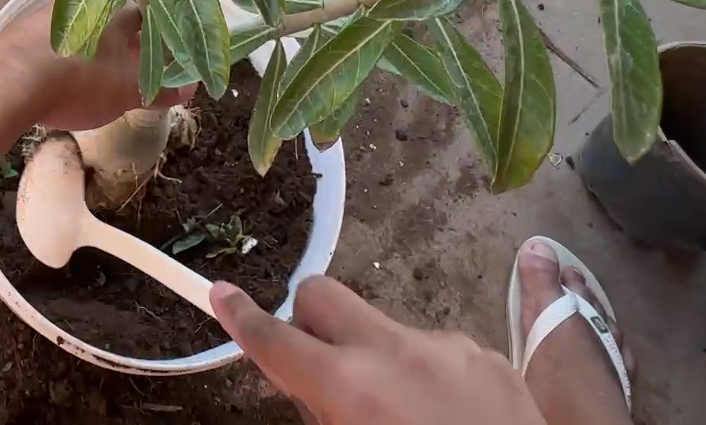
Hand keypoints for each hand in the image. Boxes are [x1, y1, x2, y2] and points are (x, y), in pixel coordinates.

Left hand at [0, 4, 191, 131]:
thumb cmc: (78, 81)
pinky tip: (67, 74)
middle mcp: (84, 3)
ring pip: (85, 26)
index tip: (169, 48)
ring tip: (105, 73)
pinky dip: (69, 54)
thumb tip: (190, 87)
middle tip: (139, 65)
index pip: (146, 13)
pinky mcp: (23, 32)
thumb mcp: (125, 92)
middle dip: (127, 41)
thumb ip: (158, 89)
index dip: (159, 31)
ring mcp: (51, 15)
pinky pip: (58, 38)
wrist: (7, 80)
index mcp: (115, 12)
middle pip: (114, 18)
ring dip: (97, 46)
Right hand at [212, 277, 546, 424]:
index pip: (276, 340)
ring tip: (415, 420)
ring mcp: (445, 346)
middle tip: (323, 370)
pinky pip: (435, 351)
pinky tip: (458, 423)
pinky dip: (430, 378)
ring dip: (378, 361)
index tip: (219, 293)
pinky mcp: (486, 355)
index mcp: (354, 389)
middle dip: (309, 321)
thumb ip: (324, 412)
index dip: (241, 317)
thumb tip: (312, 386)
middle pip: (320, 294)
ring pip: (381, 329)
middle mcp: (392, 351)